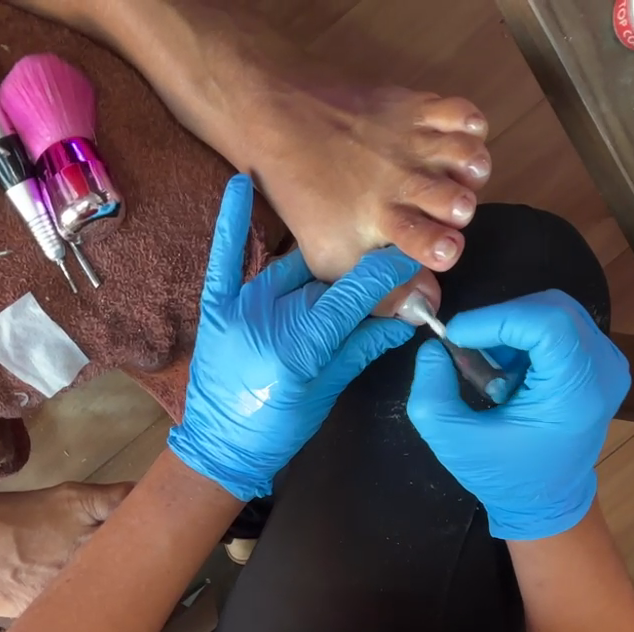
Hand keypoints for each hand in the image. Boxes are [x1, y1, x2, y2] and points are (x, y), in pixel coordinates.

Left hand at [167, 174, 419, 500]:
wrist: (220, 448)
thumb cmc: (279, 430)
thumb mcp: (328, 392)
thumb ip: (363, 347)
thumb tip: (408, 316)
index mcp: (302, 342)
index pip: (356, 290)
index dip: (391, 272)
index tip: (416, 258)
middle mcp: (270, 315)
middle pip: (327, 278)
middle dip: (359, 278)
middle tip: (383, 278)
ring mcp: (240, 307)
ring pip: (293, 268)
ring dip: (320, 269)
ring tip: (344, 263)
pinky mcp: (218, 307)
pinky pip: (226, 257)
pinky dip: (232, 221)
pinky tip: (243, 181)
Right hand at [407, 291, 629, 539]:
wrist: (545, 501)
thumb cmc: (503, 476)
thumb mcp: (452, 442)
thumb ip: (432, 395)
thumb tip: (432, 348)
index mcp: (576, 394)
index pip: (547, 324)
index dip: (495, 319)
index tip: (455, 335)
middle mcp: (604, 371)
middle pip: (552, 309)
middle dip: (499, 321)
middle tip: (465, 347)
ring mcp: (608, 364)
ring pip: (553, 313)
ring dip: (509, 331)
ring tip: (485, 368)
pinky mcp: (600, 364)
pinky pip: (557, 329)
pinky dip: (522, 339)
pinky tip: (506, 373)